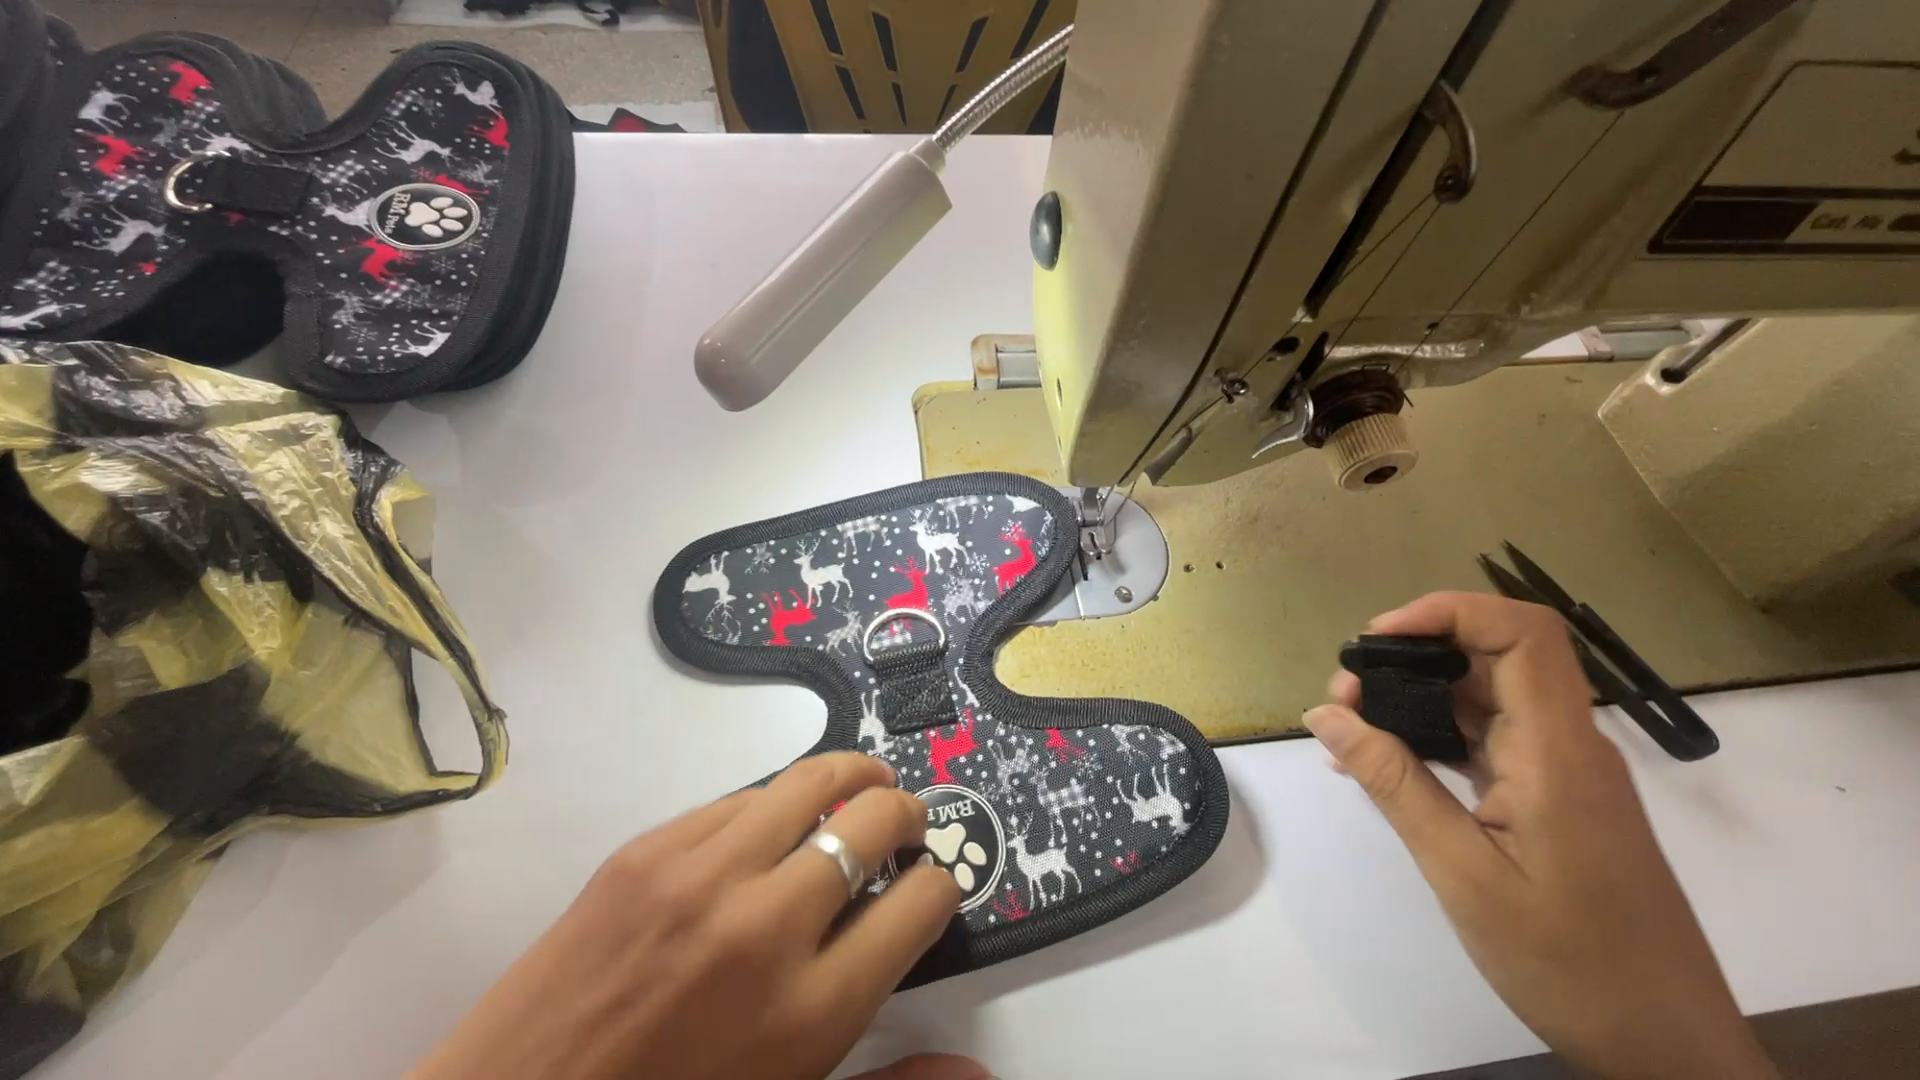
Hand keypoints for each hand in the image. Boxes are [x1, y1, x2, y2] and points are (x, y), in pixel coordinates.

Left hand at [410, 752, 983, 1079]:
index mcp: (811, 1010)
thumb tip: (981, 1070)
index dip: (938, 885)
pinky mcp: (646, 849)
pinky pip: (738, 798)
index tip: (926, 888)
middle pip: (872, 821)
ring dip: (852, 779)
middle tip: (905, 826)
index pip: (920, 902)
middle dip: (907, 815)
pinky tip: (773, 825)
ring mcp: (699, 874)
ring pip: (809, 781)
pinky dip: (775, 803)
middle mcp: (765, 926)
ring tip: (861, 789)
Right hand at [1307, 593, 1775, 1079]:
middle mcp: (1567, 744)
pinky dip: (1432, 736)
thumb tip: (1325, 714)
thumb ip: (1393, 782)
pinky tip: (1382, 761)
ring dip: (1416, 695)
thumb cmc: (1567, 961)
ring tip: (1351, 725)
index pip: (1522, 632)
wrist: (1664, 1045)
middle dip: (1413, 654)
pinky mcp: (1552, 797)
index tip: (1377, 638)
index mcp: (1558, 751)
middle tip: (1346, 694)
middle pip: (1496, 655)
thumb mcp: (1462, 871)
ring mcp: (1562, 771)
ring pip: (1487, 696)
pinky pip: (1487, 740)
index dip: (1448, 611)